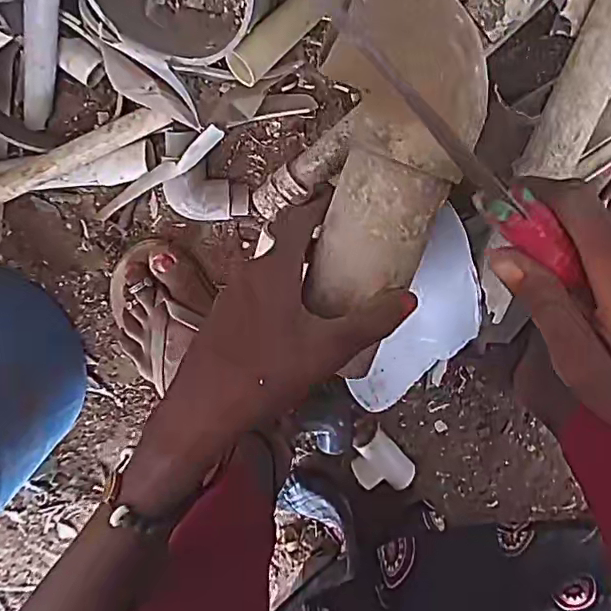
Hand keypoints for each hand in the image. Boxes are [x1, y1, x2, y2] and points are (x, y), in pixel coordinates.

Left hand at [122, 195, 414, 513]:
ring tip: (324, 281)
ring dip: (295, 265)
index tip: (339, 201)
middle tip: (341, 247)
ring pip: (268, 265)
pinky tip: (292, 317)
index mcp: (273, 269)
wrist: (203, 409)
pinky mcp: (222, 314)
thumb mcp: (328, 349)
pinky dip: (277, 287)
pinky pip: (255, 287)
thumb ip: (370, 323)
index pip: (297, 218)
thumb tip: (406, 300)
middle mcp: (248, 272)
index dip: (320, 205)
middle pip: (283, 240)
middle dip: (312, 238)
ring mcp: (231, 292)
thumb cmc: (264, 375)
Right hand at [488, 181, 610, 458]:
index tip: (501, 215)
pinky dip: (590, 270)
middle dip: (543, 242)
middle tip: (526, 286)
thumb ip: (543, 303)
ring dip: (566, 261)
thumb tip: (506, 257)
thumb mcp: (581, 364)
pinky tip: (593, 316)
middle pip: (580, 218)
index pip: (572, 199)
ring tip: (567, 316)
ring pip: (594, 237)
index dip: (529, 197)